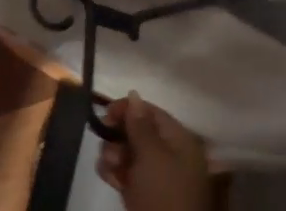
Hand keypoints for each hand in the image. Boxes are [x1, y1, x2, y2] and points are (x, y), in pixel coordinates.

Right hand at [95, 92, 210, 210]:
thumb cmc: (163, 193)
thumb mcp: (151, 155)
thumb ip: (139, 124)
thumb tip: (134, 93)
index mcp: (179, 141)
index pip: (150, 111)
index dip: (127, 109)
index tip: (105, 114)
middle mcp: (169, 154)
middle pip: (136, 131)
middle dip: (117, 136)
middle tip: (109, 147)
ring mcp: (156, 175)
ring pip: (127, 151)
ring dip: (113, 155)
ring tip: (112, 169)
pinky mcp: (144, 192)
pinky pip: (125, 172)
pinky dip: (115, 173)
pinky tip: (112, 181)